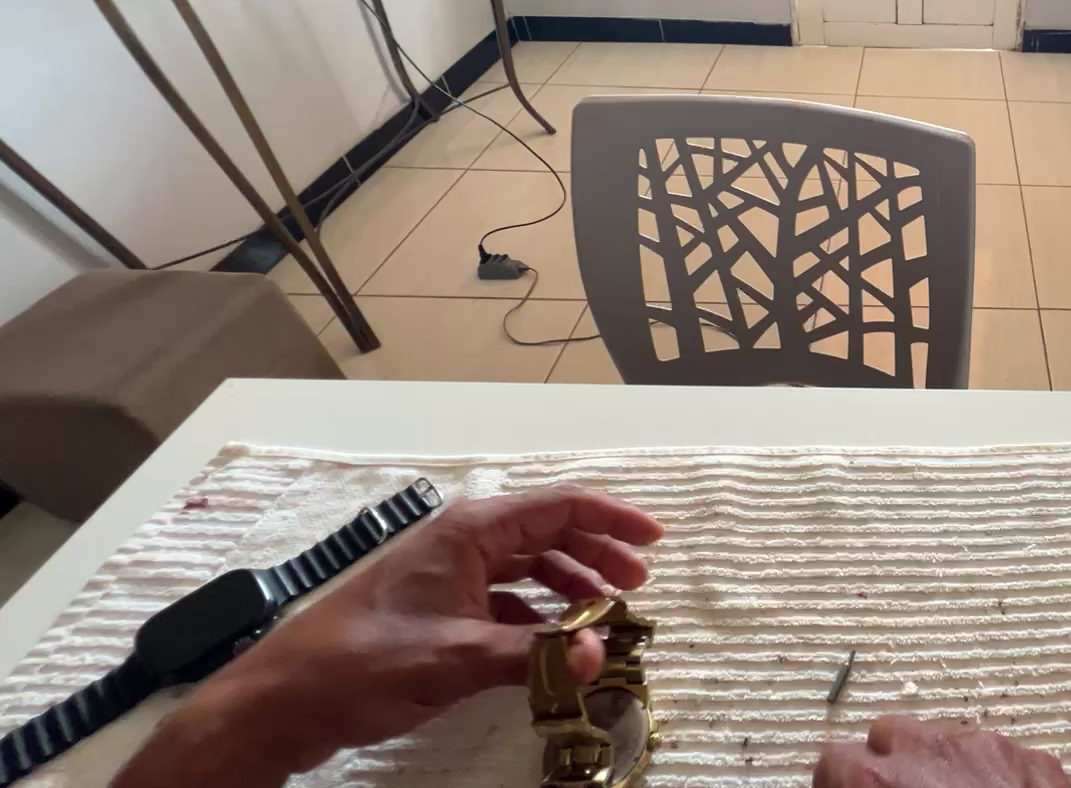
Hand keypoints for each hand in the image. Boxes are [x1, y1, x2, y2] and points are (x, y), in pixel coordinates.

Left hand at [109, 487, 664, 787]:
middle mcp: (471, 540)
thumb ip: (536, 653)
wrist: (271, 708)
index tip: (654, 540)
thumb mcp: (457, 657)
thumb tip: (604, 655)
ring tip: (605, 610)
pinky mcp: (444, 604)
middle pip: (555, 532)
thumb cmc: (362, 664)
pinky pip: (511, 594)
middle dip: (600, 554)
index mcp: (476, 530)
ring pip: (534, 563)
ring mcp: (455, 571)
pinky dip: (541, 610)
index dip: (615, 519)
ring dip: (574, 583)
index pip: (564, 507)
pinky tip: (554, 636)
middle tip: (636, 585)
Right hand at [815, 717, 1070, 787]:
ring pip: (946, 740)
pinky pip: (999, 757)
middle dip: (888, 765)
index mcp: (881, 786)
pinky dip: (991, 780)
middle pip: (889, 733)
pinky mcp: (1036, 759)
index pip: (833, 760)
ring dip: (939, 769)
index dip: (835, 786)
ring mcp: (989, 747)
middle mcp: (931, 749)